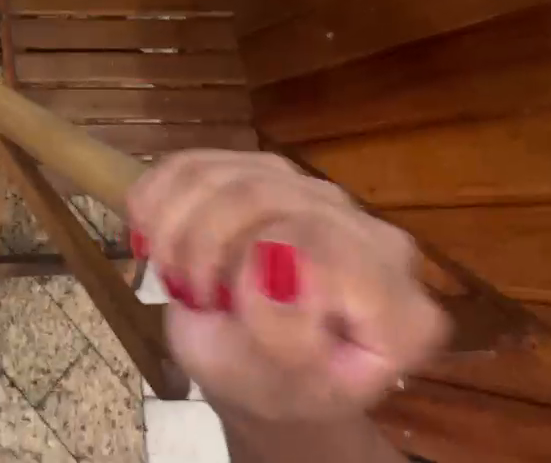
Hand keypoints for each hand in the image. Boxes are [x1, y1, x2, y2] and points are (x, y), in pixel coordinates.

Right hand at [125, 151, 446, 422]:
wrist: (253, 368)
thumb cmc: (271, 387)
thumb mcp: (278, 382)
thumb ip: (285, 333)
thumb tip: (273, 261)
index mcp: (394, 301)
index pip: (320, 242)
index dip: (253, 266)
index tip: (222, 306)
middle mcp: (365, 234)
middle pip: (260, 194)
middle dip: (199, 243)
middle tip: (185, 291)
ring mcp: (311, 194)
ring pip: (219, 173)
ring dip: (173, 223)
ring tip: (173, 269)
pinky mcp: (259, 171)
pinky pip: (191, 162)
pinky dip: (156, 199)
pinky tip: (156, 237)